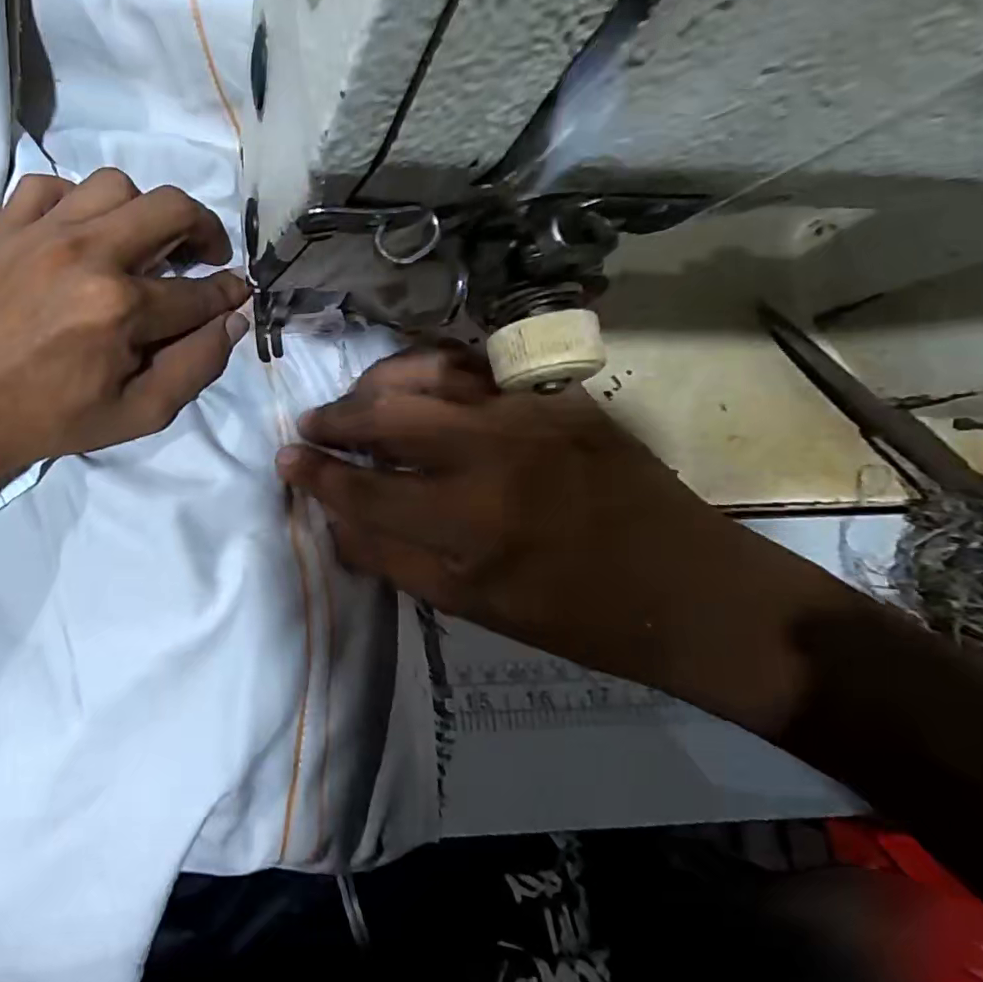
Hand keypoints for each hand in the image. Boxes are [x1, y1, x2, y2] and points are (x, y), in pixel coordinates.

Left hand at [0, 169, 249, 482]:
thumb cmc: (49, 422)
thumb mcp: (136, 417)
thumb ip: (194, 368)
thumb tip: (232, 320)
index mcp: (121, 309)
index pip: (197, 291)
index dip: (227, 292)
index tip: (235, 291)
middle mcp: (86, 255)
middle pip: (171, 208)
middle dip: (203, 230)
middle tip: (204, 255)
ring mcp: (39, 233)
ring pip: (115, 185)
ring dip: (142, 211)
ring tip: (139, 244)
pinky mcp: (3, 228)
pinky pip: (49, 185)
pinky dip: (75, 202)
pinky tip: (78, 234)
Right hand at [276, 347, 850, 729]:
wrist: (697, 592)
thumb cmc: (577, 617)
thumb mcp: (472, 607)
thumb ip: (392, 560)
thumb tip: (334, 520)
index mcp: (472, 527)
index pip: (365, 490)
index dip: (316, 475)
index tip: (284, 461)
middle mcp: (496, 456)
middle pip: (386, 417)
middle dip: (333, 420)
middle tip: (309, 429)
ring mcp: (532, 414)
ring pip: (426, 374)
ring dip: (375, 384)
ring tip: (354, 402)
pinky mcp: (562, 396)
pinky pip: (478, 364)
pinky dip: (432, 367)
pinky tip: (414, 382)